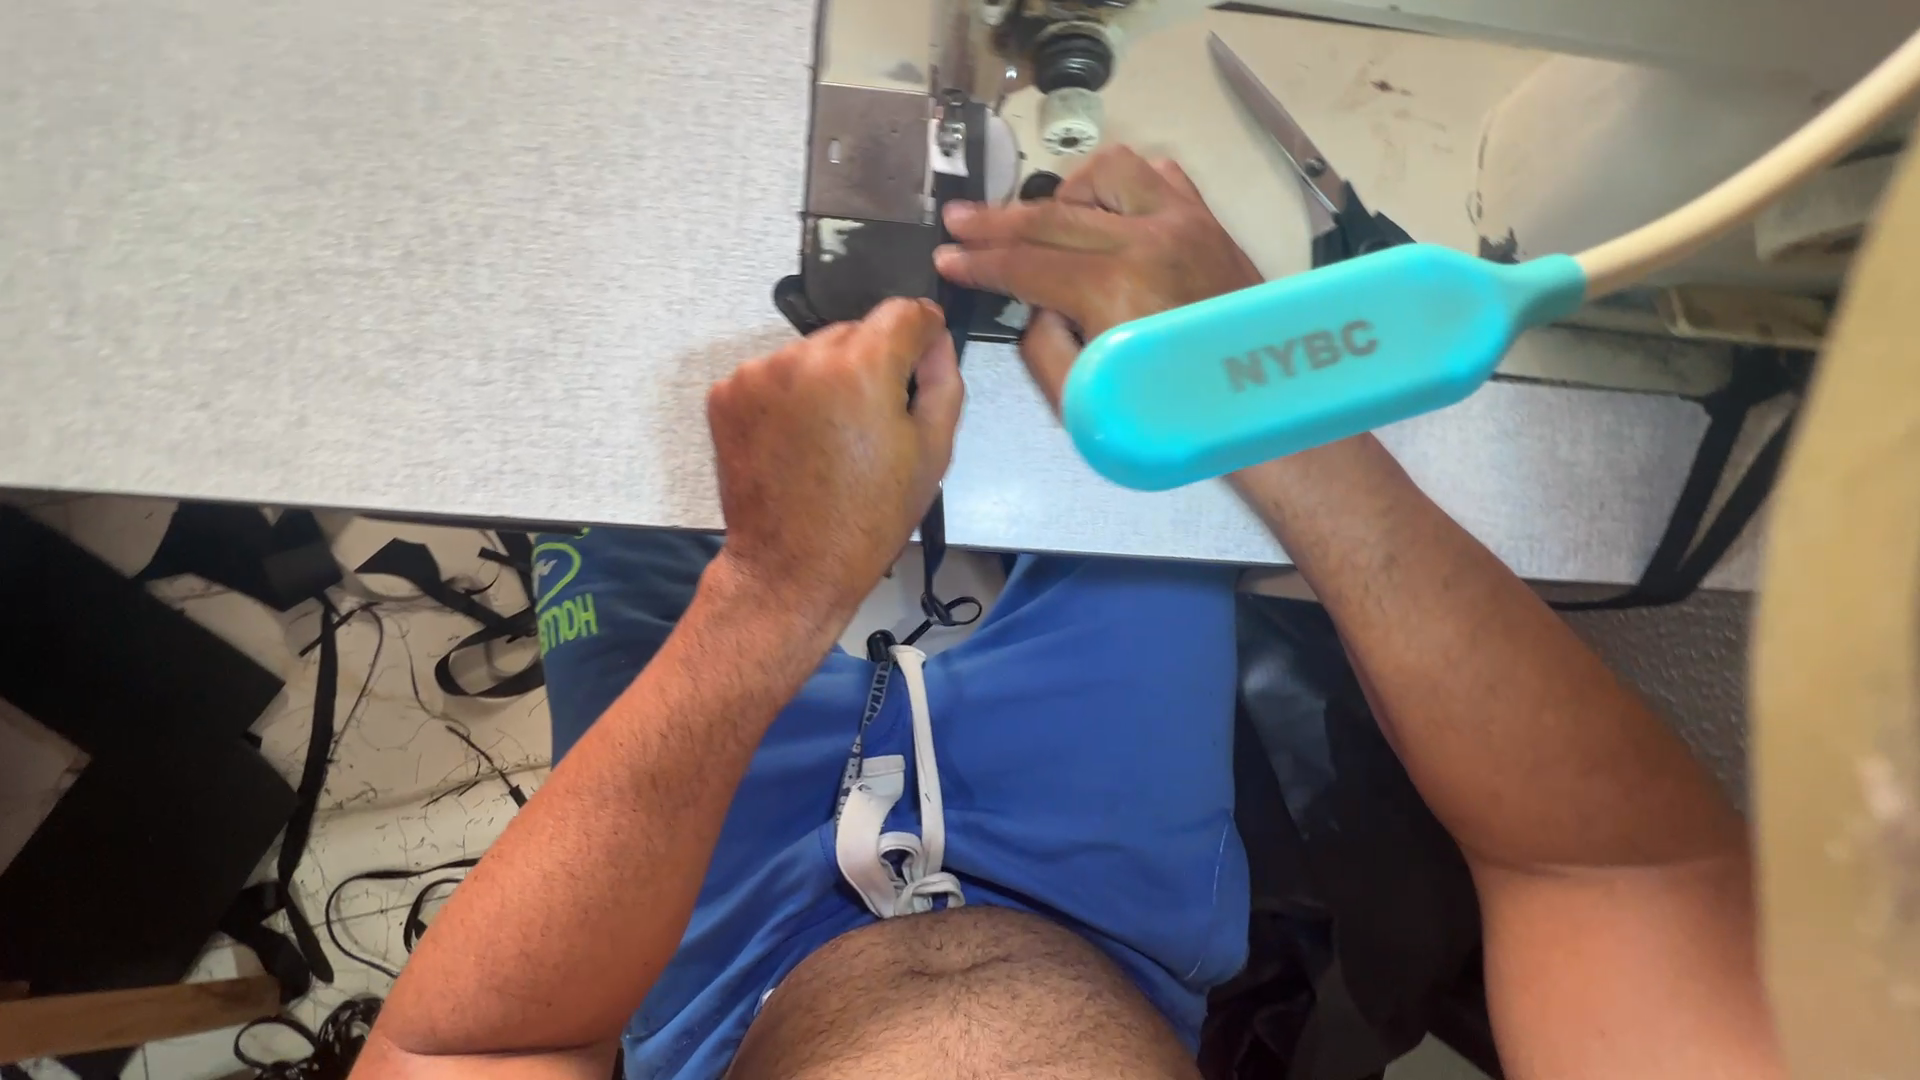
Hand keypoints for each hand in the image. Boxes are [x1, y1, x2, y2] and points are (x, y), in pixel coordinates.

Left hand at [707, 297, 962, 626]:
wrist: (793, 565)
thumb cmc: (869, 517)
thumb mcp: (933, 452)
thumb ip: (944, 380)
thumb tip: (936, 340)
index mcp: (861, 367)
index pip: (904, 311)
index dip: (922, 333)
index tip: (922, 356)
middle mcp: (803, 356)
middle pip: (855, 332)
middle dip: (871, 363)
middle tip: (872, 421)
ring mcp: (757, 373)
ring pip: (812, 353)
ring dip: (827, 379)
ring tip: (830, 436)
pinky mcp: (726, 393)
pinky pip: (774, 374)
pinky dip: (790, 396)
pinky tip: (798, 439)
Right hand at [934, 146, 1261, 408]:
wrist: (1254, 412)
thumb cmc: (1167, 419)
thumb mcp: (1085, 402)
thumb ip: (1042, 348)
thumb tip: (1031, 306)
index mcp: (1114, 289)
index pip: (1025, 265)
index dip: (977, 262)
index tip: (945, 258)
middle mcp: (1148, 240)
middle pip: (1050, 215)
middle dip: (994, 219)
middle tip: (958, 220)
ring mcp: (1184, 223)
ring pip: (1107, 171)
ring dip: (1064, 192)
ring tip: (1045, 220)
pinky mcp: (1208, 221)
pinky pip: (1158, 175)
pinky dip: (1122, 185)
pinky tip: (1106, 211)